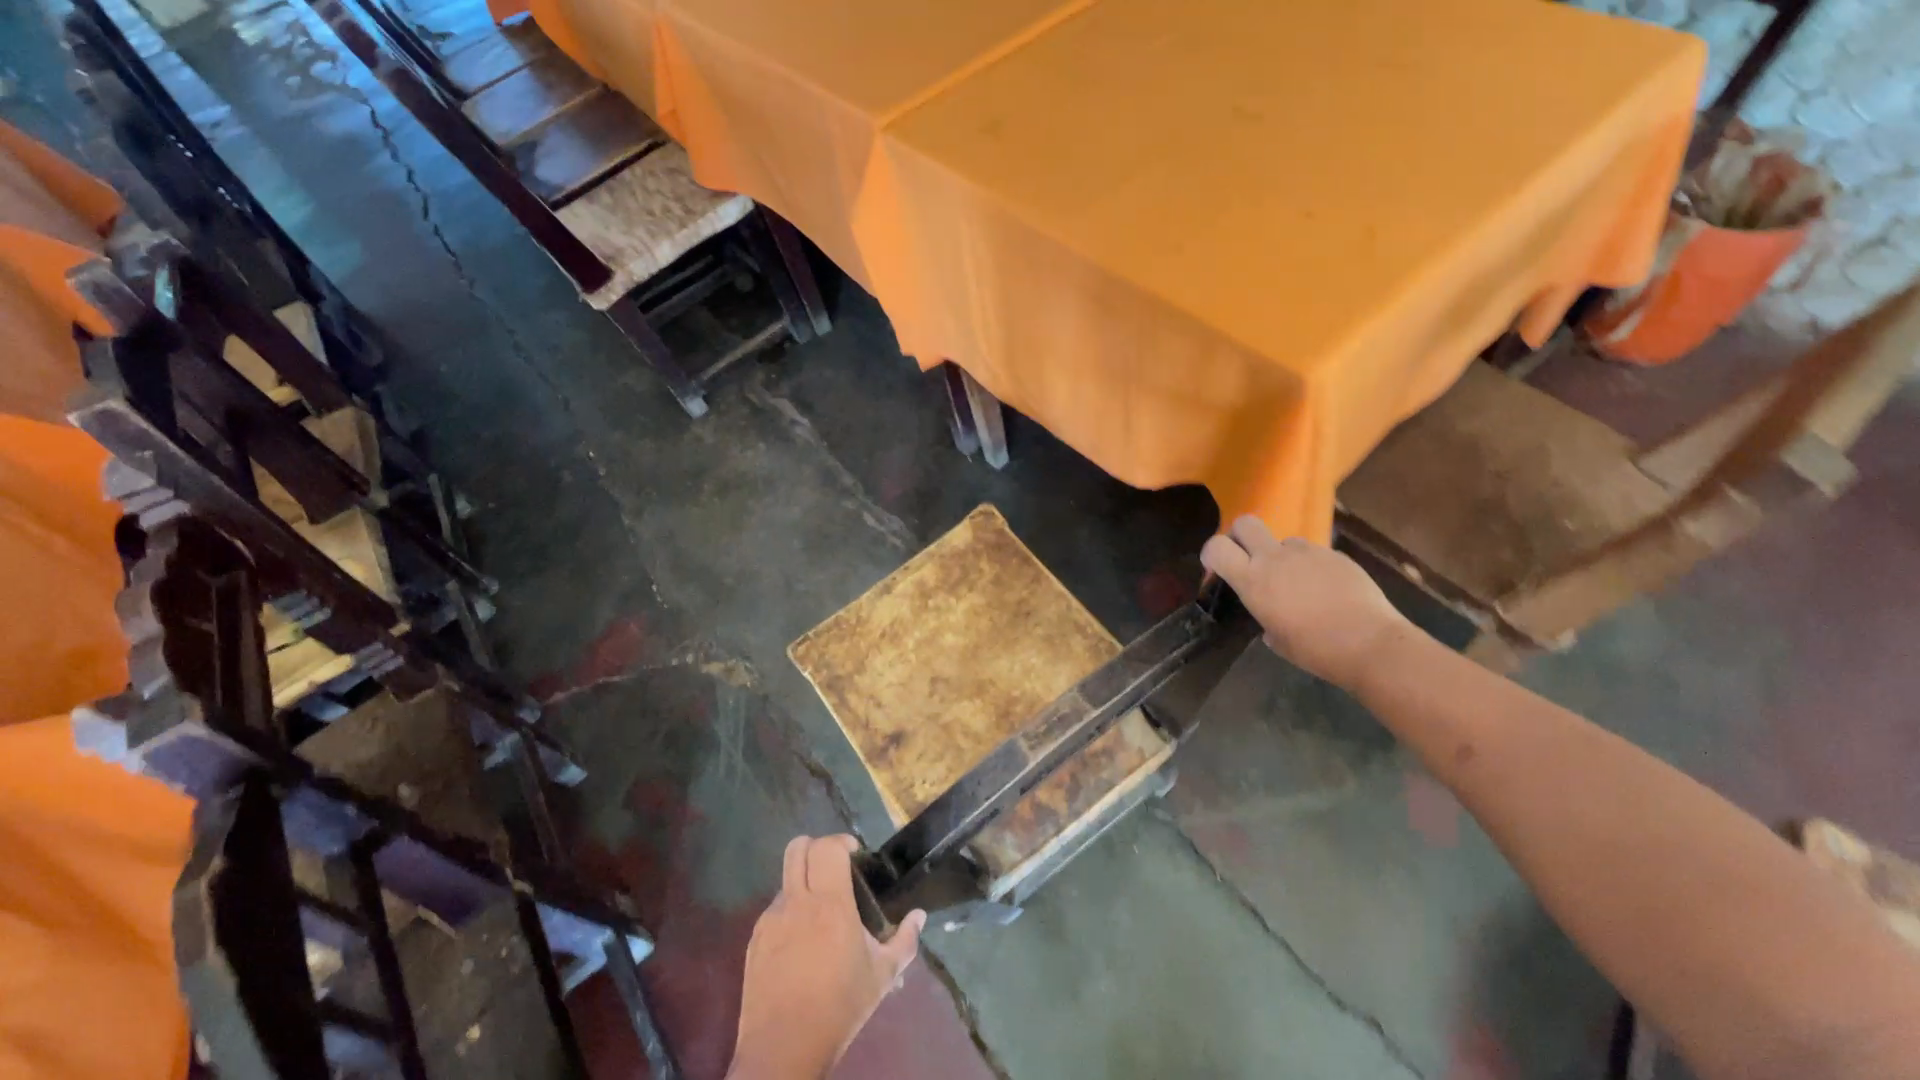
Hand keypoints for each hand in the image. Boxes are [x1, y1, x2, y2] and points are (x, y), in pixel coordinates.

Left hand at [728, 835, 925, 1079]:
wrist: (784, 1047)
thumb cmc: (840, 1006)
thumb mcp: (882, 975)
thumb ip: (904, 940)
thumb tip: (919, 916)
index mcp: (829, 904)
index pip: (827, 847)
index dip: (841, 841)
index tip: (855, 854)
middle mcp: (796, 902)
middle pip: (797, 848)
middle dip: (816, 846)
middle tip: (835, 866)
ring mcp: (770, 920)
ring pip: (785, 880)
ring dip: (803, 882)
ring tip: (821, 912)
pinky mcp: (754, 940)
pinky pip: (774, 911)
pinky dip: (790, 912)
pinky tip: (802, 942)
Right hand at [1200, 516, 1410, 689]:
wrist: (1368, 642)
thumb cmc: (1314, 649)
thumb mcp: (1277, 640)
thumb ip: (1266, 619)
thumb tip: (1271, 618)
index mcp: (1253, 581)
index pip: (1217, 547)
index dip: (1211, 552)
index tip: (1217, 568)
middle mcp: (1276, 558)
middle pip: (1245, 523)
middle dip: (1241, 536)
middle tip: (1250, 559)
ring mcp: (1308, 552)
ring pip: (1285, 540)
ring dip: (1284, 555)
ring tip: (1299, 583)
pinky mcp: (1336, 554)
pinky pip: (1314, 554)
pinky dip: (1313, 567)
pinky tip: (1328, 591)